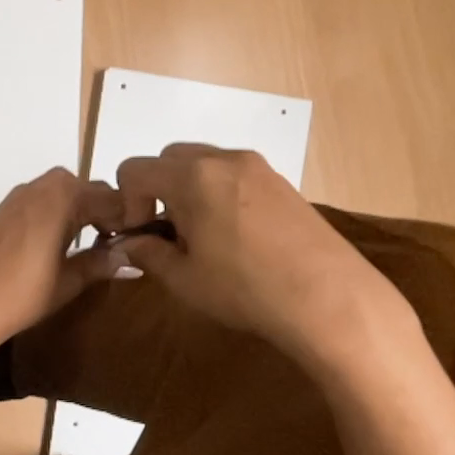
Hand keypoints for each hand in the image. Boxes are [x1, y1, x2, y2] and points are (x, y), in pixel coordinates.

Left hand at [0, 168, 124, 365]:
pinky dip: (53, 218)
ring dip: (77, 214)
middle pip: (85, 190)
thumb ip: (101, 263)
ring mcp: (14, 199)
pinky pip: (37, 205)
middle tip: (114, 245)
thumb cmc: (20, 295)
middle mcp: (39, 187)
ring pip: (59, 195)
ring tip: (87, 248)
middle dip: (103, 212)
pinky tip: (54, 249)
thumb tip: (133, 259)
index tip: (140, 242)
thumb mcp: (68, 281)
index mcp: (62, 196)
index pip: (111, 198)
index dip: (129, 219)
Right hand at [114, 145, 414, 371]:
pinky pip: (233, 175)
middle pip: (170, 158)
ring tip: (199, 236)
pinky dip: (216, 193)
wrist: (328, 297)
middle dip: (156, 190)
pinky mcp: (281, 182)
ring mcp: (258, 167)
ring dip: (187, 190)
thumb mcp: (183, 278)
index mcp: (193, 177)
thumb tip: (130, 243)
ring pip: (204, 163)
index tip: (140, 236)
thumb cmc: (244, 288)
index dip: (126, 202)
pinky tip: (230, 236)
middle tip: (166, 233)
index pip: (135, 169)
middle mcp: (225, 160)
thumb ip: (148, 253)